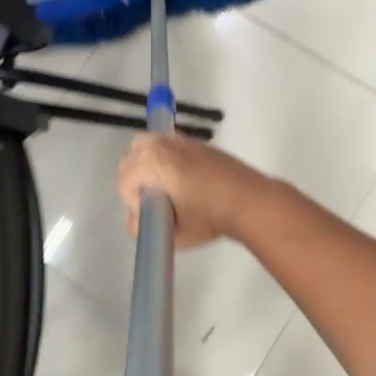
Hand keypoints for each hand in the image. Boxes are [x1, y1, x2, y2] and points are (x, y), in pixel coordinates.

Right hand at [117, 133, 279, 249]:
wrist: (250, 201)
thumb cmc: (209, 217)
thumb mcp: (173, 234)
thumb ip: (145, 228)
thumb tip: (139, 219)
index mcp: (153, 163)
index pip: (125, 180)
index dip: (133, 201)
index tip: (152, 213)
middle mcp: (164, 145)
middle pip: (134, 155)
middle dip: (137, 177)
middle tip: (154, 199)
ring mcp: (183, 141)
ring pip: (151, 144)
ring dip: (150, 164)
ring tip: (166, 188)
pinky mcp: (200, 143)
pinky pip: (172, 145)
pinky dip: (169, 158)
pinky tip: (185, 181)